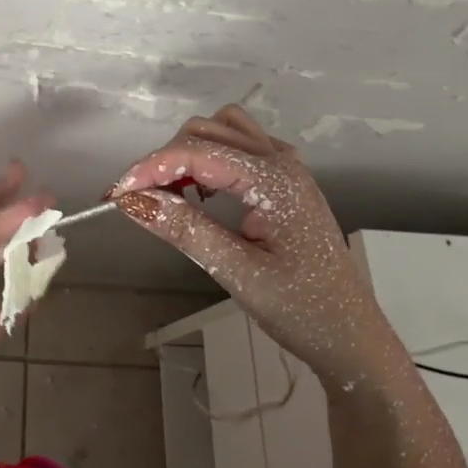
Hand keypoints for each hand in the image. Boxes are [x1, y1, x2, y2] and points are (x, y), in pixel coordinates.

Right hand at [111, 105, 376, 379]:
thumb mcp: (237, 274)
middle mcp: (281, 161)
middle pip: (207, 131)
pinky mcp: (285, 180)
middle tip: (140, 200)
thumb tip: (133, 200)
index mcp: (274, 180)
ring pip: (223, 129)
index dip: (151, 167)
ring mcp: (287, 167)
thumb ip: (185, 231)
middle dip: (166, 158)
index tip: (115, 193)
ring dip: (190, 152)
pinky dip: (211, 157)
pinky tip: (204, 193)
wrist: (352, 338)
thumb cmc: (301, 310)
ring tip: (172, 194)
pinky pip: (239, 145)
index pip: (198, 153)